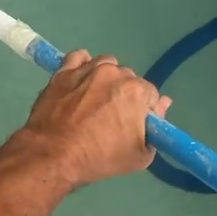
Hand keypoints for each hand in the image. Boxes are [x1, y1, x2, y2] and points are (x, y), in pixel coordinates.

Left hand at [13, 50, 170, 188]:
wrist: (53, 153)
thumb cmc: (100, 157)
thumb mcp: (140, 155)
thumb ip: (157, 128)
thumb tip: (163, 103)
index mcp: (136, 91)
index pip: (149, 93)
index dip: (144, 109)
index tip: (133, 123)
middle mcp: (113, 73)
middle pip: (127, 78)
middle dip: (124, 93)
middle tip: (112, 115)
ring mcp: (86, 70)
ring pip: (105, 65)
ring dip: (105, 77)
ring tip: (95, 98)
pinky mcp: (63, 71)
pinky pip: (78, 58)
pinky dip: (82, 65)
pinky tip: (81, 79)